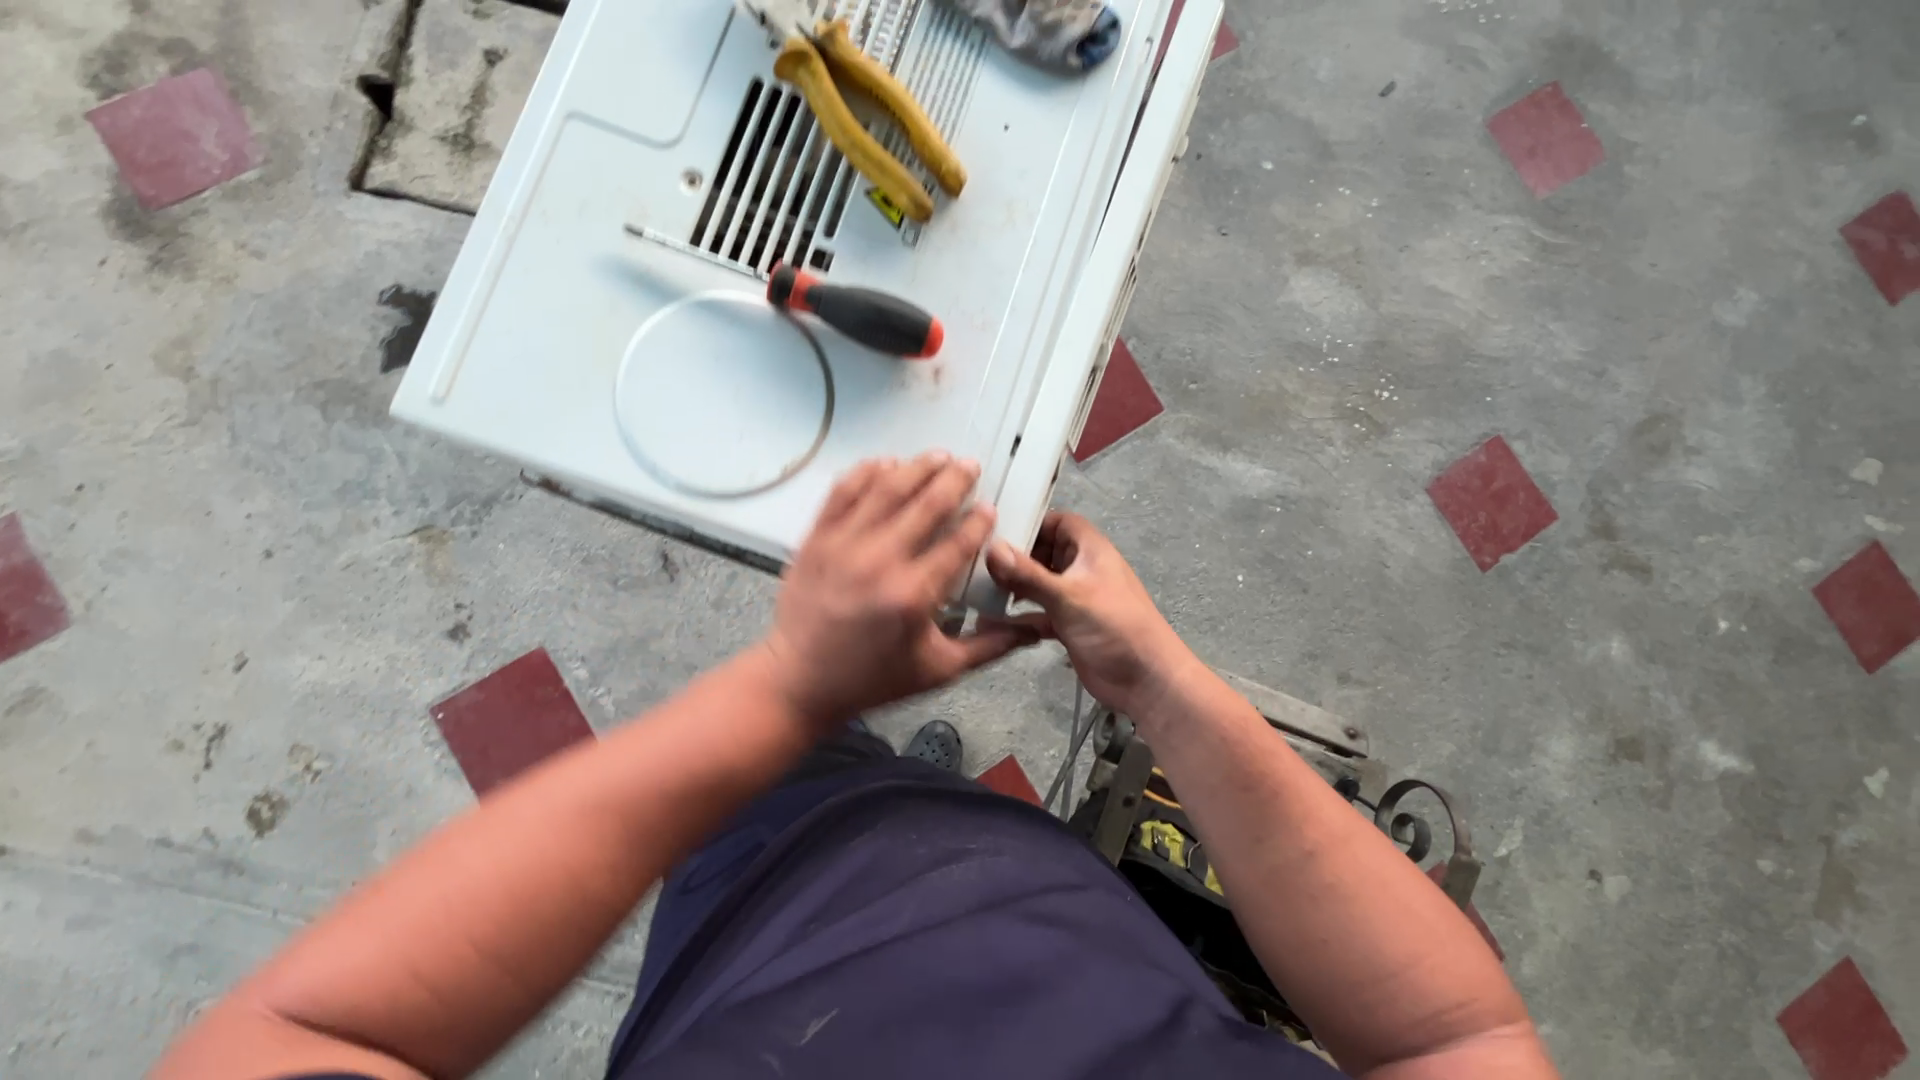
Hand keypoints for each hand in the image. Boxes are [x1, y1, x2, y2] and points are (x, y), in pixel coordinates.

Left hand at [762, 453, 1041, 726]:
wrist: (800, 681)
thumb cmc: (873, 678)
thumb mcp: (938, 670)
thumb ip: (989, 646)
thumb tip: (1034, 630)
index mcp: (913, 595)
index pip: (957, 543)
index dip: (978, 521)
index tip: (989, 508)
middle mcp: (880, 562)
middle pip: (926, 504)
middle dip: (954, 480)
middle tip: (970, 466)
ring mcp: (843, 545)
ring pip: (886, 489)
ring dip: (916, 468)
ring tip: (938, 456)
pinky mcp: (816, 539)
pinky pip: (843, 492)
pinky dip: (866, 473)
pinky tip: (886, 463)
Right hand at [986, 512, 1196, 714]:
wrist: (1145, 680)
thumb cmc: (1113, 626)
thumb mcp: (1068, 596)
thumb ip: (1028, 574)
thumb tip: (991, 549)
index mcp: (1090, 550)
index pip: (1058, 522)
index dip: (1031, 523)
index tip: (996, 533)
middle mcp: (1081, 569)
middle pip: (1043, 553)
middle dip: (1014, 558)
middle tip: (977, 564)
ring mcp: (1075, 599)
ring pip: (1038, 585)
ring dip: (1013, 589)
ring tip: (977, 592)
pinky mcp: (1068, 626)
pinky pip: (1039, 615)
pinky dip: (1020, 618)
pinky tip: (992, 624)